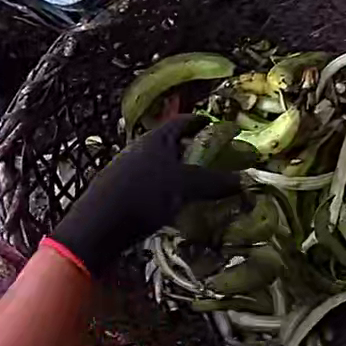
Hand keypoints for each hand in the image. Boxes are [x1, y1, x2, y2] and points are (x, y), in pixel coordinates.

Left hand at [48, 115, 241, 273]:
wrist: (100, 223)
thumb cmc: (144, 194)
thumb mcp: (186, 186)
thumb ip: (215, 182)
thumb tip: (245, 180)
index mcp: (156, 139)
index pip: (182, 121)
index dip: (200, 122)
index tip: (215, 126)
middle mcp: (140, 148)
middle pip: (170, 143)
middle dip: (191, 149)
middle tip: (211, 159)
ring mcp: (127, 169)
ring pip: (159, 164)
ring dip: (177, 171)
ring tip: (196, 185)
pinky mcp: (120, 191)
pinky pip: (150, 183)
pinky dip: (165, 189)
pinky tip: (173, 204)